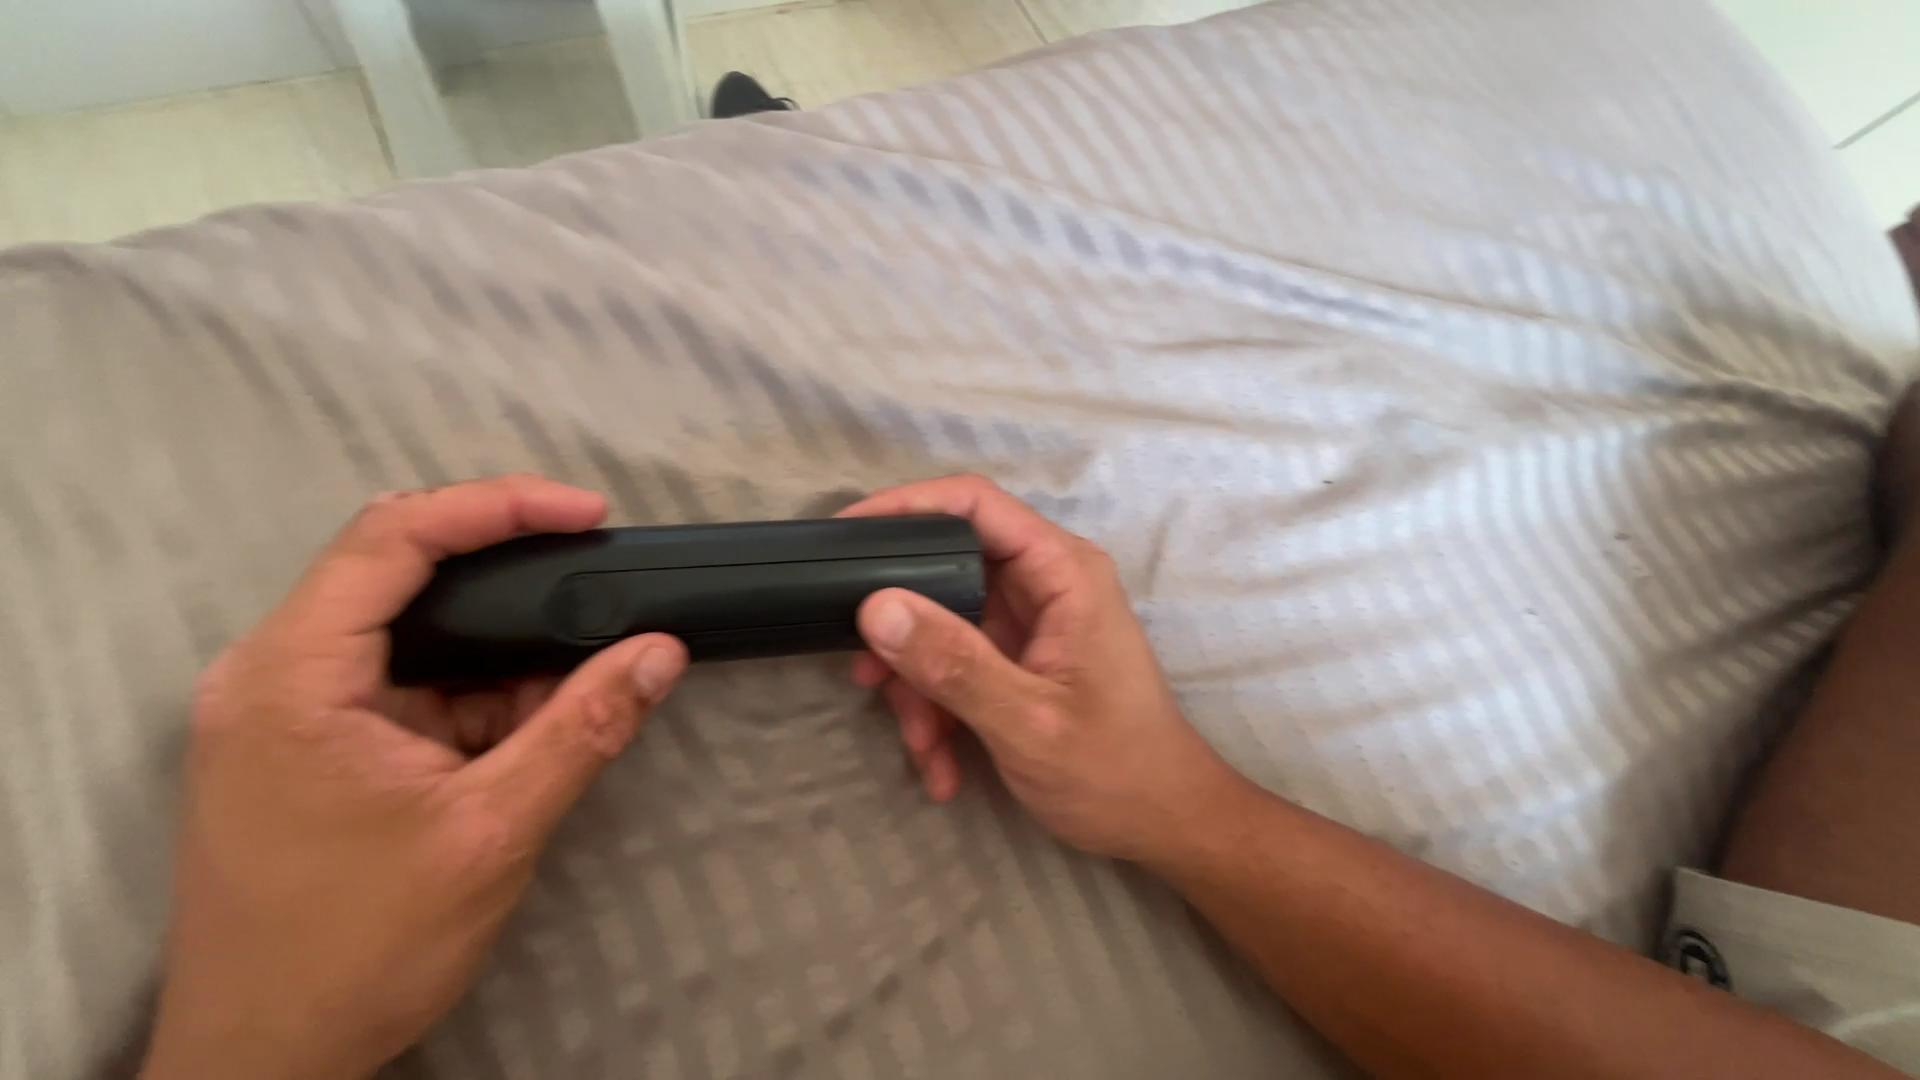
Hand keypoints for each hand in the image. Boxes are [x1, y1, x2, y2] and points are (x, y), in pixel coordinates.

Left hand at [141, 476, 688, 1079]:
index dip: (498, 506)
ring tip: (594, 633)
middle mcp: (283, 672)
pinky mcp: (336, 739)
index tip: (589, 514)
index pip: (393, 538)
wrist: (271, 1061)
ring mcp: (306, 706)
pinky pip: (429, 676)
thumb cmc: (361, 946)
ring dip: (512, 629)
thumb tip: (664, 650)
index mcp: (293, 678)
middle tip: (600, 555)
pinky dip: (496, 680)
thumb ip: (584, 728)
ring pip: (424, 622)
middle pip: (404, 564)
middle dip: (512, 556)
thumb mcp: (492, 829)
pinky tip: (554, 698)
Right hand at [842, 475, 1249, 862]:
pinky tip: (943, 765)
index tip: (845, 536)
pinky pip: (955, 667)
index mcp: (1062, 571)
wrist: (1160, 823)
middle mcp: (1043, 584)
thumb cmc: (1114, 769)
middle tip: (867, 675)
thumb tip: (876, 608)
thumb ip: (954, 663)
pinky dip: (939, 712)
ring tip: (924, 746)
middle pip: (945, 571)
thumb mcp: (1027, 721)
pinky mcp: (1015, 660)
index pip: (975, 504)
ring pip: (940, 627)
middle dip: (903, 630)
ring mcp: (1027, 624)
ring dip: (919, 688)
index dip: (907, 507)